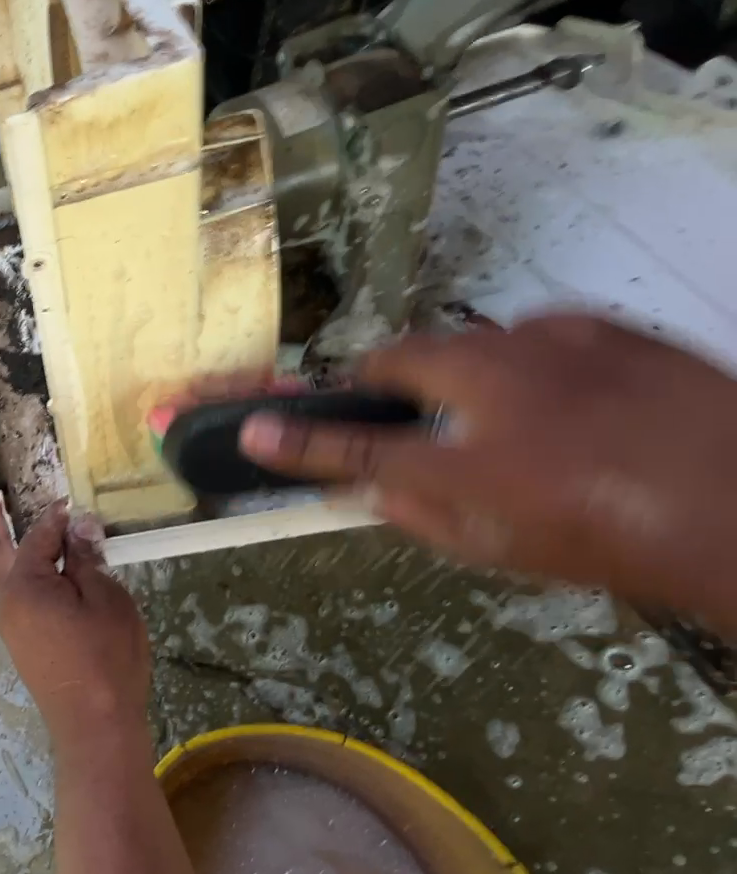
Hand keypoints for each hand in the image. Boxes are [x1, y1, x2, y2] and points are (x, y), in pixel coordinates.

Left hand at [0, 489, 149, 735]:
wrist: (93, 723)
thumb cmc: (105, 657)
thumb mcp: (106, 600)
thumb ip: (86, 560)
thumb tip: (77, 526)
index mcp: (24, 584)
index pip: (38, 538)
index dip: (56, 519)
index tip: (70, 504)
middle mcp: (5, 599)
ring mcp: (7, 623)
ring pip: (0, 573)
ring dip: (0, 547)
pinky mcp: (18, 640)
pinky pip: (11, 594)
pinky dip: (15, 573)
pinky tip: (26, 570)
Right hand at [239, 313, 736, 630]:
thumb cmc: (611, 538)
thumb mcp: (491, 543)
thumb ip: (407, 507)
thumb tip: (357, 485)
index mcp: (472, 445)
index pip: (355, 441)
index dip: (300, 438)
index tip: (255, 430)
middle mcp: (503, 377)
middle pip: (406, 360)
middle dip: (391, 386)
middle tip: (400, 417)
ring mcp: (564, 343)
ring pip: (472, 342)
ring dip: (460, 372)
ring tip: (494, 412)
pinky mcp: (617, 330)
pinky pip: (539, 334)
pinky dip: (525, 360)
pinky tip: (557, 396)